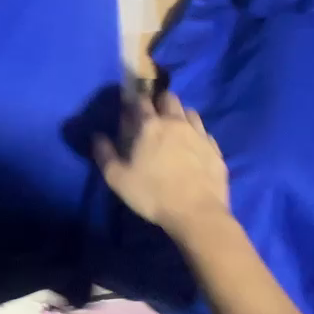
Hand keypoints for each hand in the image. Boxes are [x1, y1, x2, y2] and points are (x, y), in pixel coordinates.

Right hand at [93, 91, 230, 238]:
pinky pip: (205, 133)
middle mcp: (176, 123)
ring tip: (175, 129)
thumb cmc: (153, 194)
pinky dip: (197, 135)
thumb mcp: (118, 179)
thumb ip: (104, 154)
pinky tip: (193, 148)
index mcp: (150, 125)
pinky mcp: (215, 150)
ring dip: (180, 115)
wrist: (198, 214)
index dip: (134, 100)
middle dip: (160, 102)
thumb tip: (97, 137)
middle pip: (169, 98)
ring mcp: (199, 135)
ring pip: (190, 112)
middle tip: (153, 116)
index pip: (141, 100)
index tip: (130, 106)